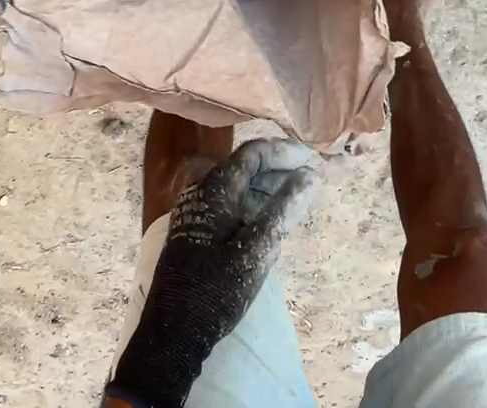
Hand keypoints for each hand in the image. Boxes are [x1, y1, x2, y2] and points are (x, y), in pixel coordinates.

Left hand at [106, 138, 318, 406]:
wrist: (173, 334)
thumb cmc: (217, 289)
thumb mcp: (258, 248)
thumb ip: (284, 208)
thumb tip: (310, 175)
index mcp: (214, 189)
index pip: (253, 153)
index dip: (284, 152)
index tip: (312, 161)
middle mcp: (203, 192)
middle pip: (246, 167)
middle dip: (280, 169)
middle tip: (311, 178)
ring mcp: (198, 212)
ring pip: (239, 186)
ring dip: (269, 186)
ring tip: (299, 196)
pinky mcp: (198, 231)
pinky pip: (232, 205)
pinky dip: (256, 204)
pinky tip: (274, 217)